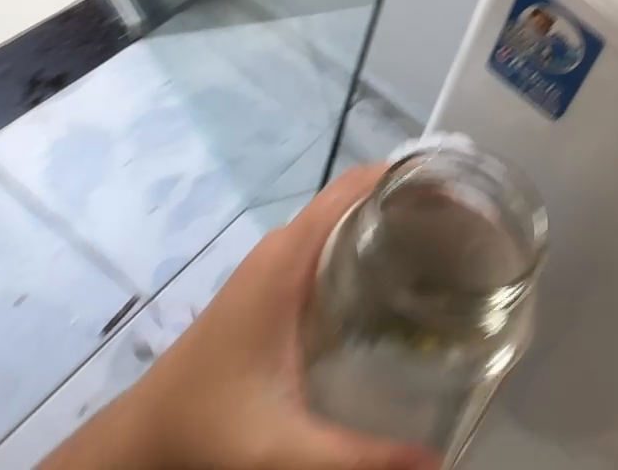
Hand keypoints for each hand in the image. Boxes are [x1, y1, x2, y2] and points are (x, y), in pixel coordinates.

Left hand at [39, 165, 440, 469]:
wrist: (141, 440)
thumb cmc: (208, 427)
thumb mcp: (283, 449)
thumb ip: (360, 458)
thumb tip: (440, 462)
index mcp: (289, 257)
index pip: (358, 185)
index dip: (412, 177)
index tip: (465, 197)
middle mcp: (286, 246)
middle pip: (363, 195)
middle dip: (419, 200)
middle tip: (476, 231)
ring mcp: (280, 263)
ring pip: (350, 217)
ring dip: (399, 219)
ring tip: (456, 250)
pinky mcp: (278, 284)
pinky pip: (337, 242)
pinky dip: (375, 242)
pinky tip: (407, 284)